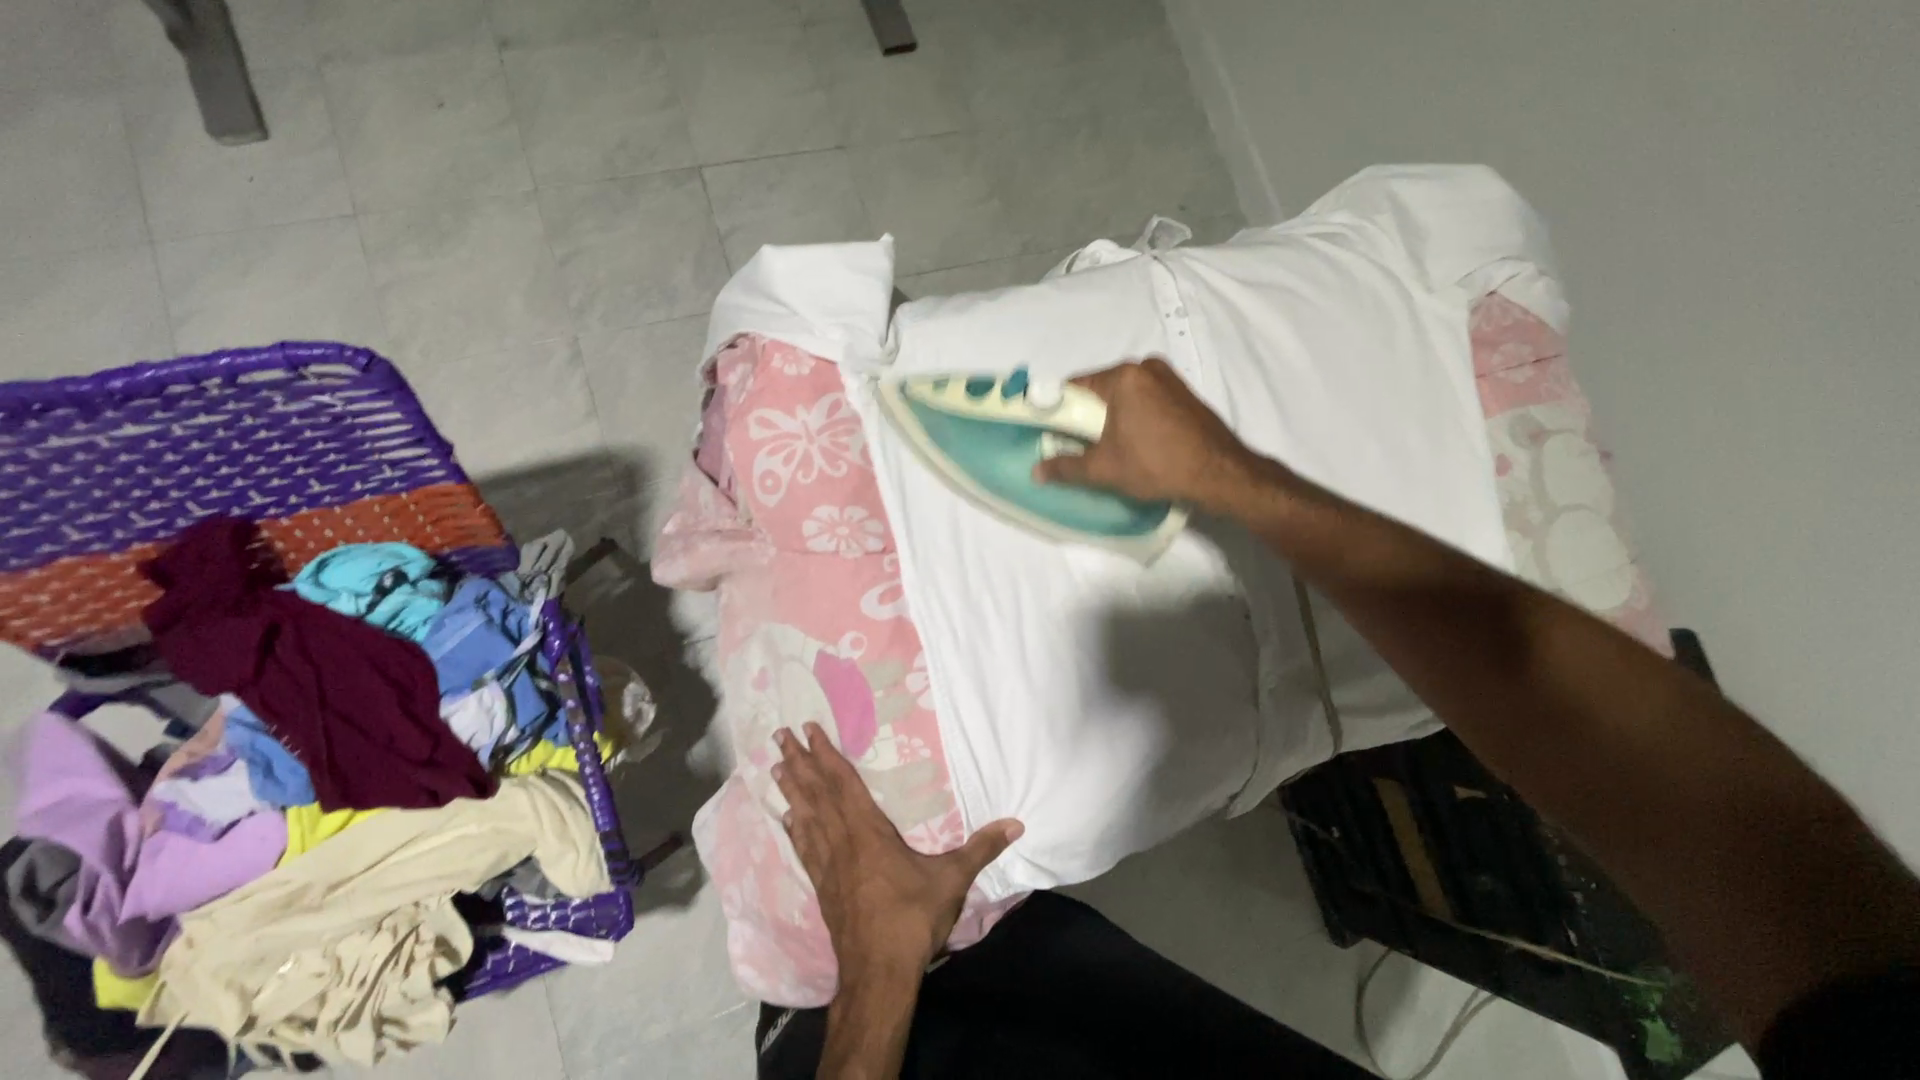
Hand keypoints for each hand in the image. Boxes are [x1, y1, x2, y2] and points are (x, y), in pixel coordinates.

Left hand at [774, 723, 1023, 979]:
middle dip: (799, 763)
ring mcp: (828, 866)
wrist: (878, 973)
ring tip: (776, 768)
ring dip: (791, 791)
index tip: (808, 729)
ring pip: (805, 818)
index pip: (844, 784)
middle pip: (817, 795)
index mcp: (869, 832)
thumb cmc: (913, 920)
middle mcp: (842, 842)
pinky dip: (795, 830)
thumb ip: (981, 848)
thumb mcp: (953, 880)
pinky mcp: (823, 889)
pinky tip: (787, 820)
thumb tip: (1016, 824)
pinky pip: (804, 850)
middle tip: (780, 736)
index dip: (826, 755)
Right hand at [1032, 357, 1259, 512]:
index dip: (1060, 410)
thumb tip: (1036, 471)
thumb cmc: (1156, 465)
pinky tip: (1137, 443)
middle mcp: (1146, 366)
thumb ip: (1066, 467)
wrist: (1220, 474)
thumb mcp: (1104, 469)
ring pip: (1125, 396)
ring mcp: (1169, 377)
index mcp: (1123, 376)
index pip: (1075, 386)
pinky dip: (1135, 417)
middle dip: (1088, 416)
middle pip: (1101, 389)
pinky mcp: (1185, 393)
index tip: (1055, 433)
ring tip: (1111, 448)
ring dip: (1112, 417)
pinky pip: (1146, 400)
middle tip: (1082, 446)